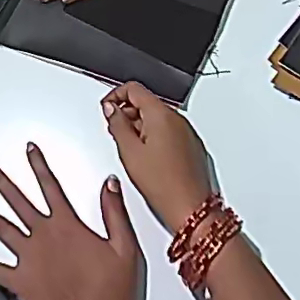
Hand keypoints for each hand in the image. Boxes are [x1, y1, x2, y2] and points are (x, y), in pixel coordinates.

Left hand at [0, 144, 141, 299]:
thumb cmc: (110, 293)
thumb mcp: (124, 248)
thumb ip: (114, 213)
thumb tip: (109, 185)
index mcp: (66, 226)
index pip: (50, 186)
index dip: (38, 166)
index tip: (29, 151)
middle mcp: (42, 236)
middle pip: (17, 202)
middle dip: (2, 183)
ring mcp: (28, 258)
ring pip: (0, 229)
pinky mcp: (20, 281)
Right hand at [103, 82, 215, 233]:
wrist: (193, 211)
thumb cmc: (164, 184)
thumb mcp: (129, 151)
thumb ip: (117, 123)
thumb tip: (111, 109)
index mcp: (161, 115)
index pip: (134, 88)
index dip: (115, 96)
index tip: (107, 108)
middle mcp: (178, 120)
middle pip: (146, 102)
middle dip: (127, 112)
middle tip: (115, 130)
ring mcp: (187, 133)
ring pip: (157, 118)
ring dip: (140, 126)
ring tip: (130, 149)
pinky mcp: (192, 146)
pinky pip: (169, 132)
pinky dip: (155, 137)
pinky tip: (147, 158)